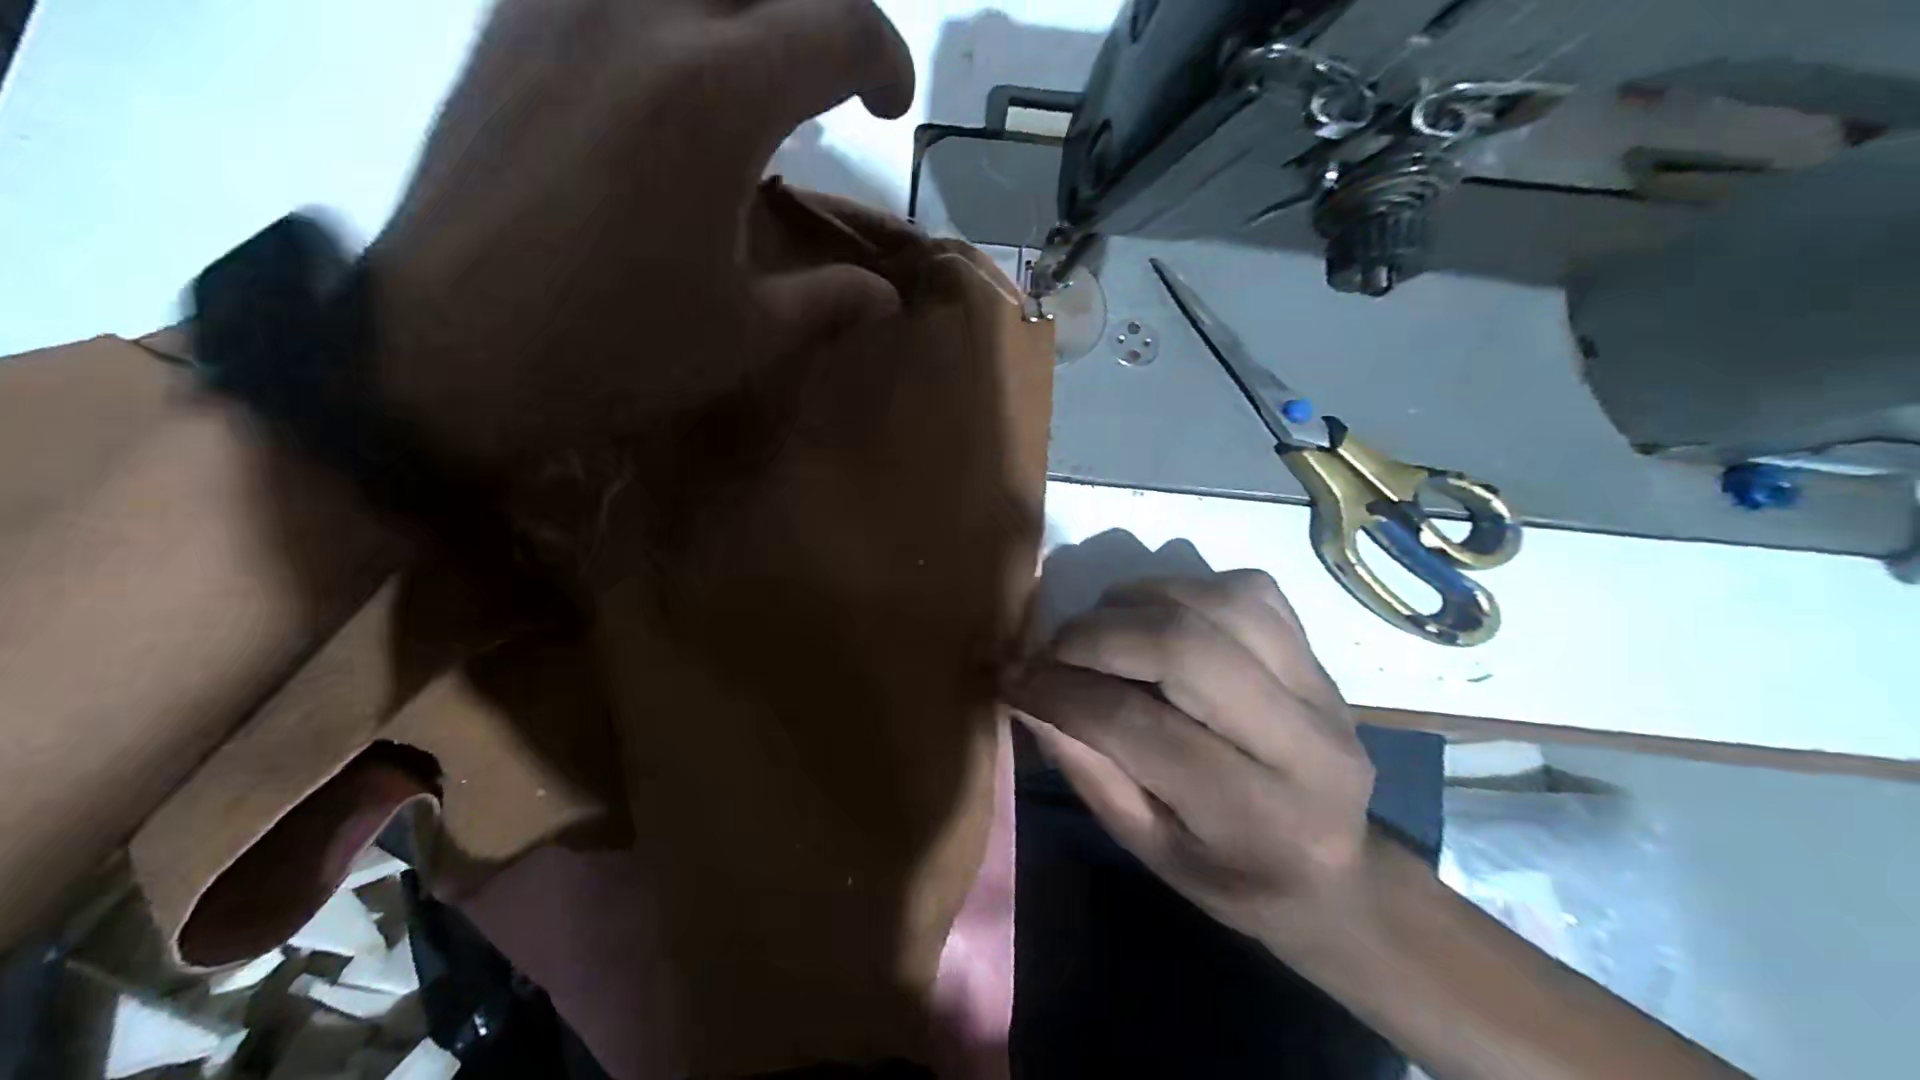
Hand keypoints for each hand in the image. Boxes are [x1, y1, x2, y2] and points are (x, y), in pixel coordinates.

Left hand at [367, 0, 914, 469]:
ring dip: (742, 7)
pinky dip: (668, 12)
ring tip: (757, 63)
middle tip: (836, 77)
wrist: (450, 349)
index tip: (891, 111)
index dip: (887, 61)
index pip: (839, 23)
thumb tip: (886, 298)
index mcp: (717, 96)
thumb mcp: (744, 335)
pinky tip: (666, 63)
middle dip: (824, 15)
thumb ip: (828, 299)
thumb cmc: (615, 349)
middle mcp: (643, 14)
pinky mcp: (510, 15)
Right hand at [1006, 570, 1376, 946]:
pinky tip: (1156, 617)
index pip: (1140, 727)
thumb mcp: (1147, 848)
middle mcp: (1305, 743)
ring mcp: (1322, 687)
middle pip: (1187, 648)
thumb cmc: (1229, 876)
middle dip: (1097, 636)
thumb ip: (1088, 769)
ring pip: (1218, 602)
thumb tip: (1030, 695)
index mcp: (1256, 817)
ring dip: (1137, 602)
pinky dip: (1183, 590)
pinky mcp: (1321, 654)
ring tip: (1099, 630)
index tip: (1013, 678)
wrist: (1336, 873)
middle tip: (1052, 650)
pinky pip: (1246, 590)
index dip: (1063, 693)